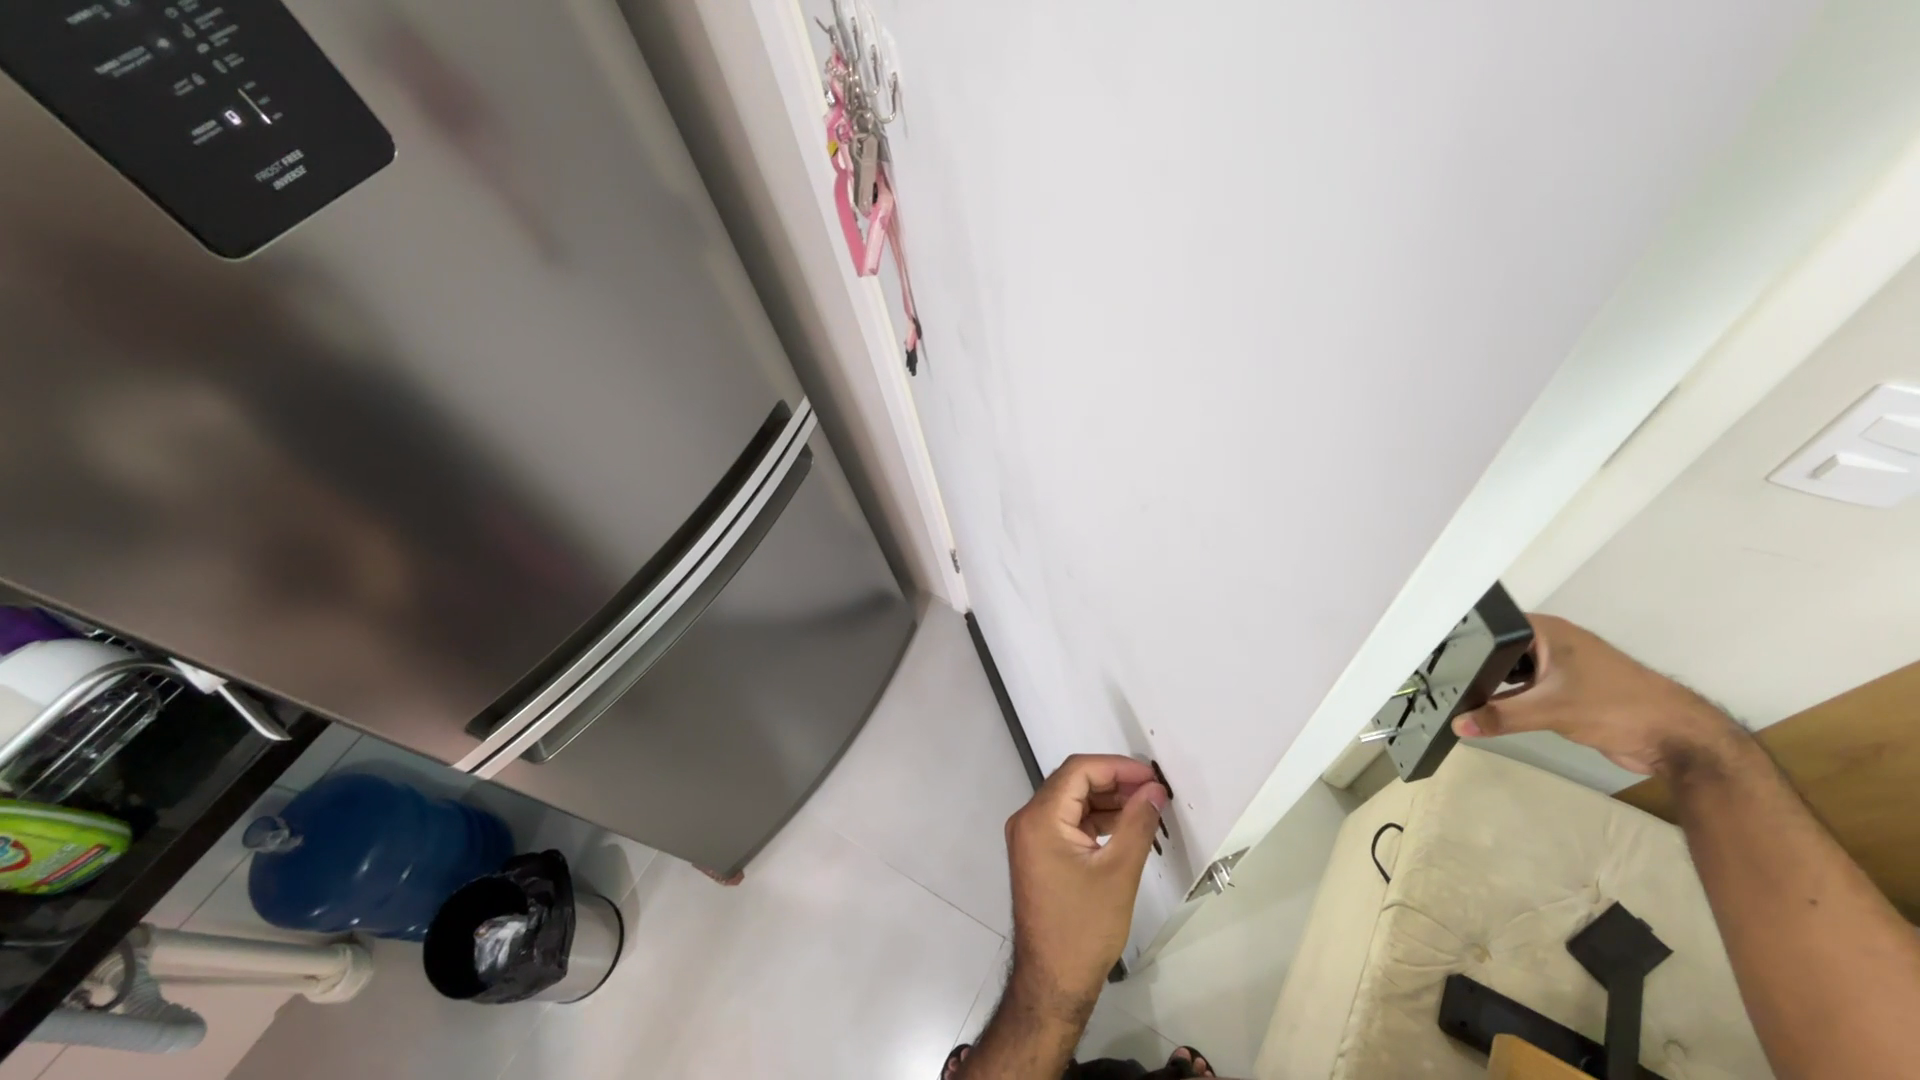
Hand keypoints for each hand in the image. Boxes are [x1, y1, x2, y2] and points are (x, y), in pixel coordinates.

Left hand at [1003, 754, 1166, 1021]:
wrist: (1054, 980)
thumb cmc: (1084, 927)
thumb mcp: (1119, 871)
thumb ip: (1137, 823)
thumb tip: (1154, 790)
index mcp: (1040, 819)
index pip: (1078, 771)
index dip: (1118, 767)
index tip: (1152, 778)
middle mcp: (1028, 821)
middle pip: (1074, 783)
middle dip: (1115, 782)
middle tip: (1154, 793)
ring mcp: (1031, 839)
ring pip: (1073, 802)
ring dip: (1108, 801)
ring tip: (1148, 809)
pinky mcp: (1040, 855)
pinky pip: (1069, 823)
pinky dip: (1097, 821)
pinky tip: (1127, 828)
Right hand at [1452, 614, 1741, 776]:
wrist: (1675, 739)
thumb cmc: (1617, 707)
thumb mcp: (1550, 711)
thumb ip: (1500, 717)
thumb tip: (1457, 724)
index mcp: (1549, 632)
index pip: (1494, 625)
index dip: (1463, 636)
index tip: (1429, 650)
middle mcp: (1551, 644)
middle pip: (1498, 649)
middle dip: (1472, 664)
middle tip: (1431, 675)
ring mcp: (1559, 668)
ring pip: (1510, 672)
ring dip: (1490, 685)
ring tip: (1449, 692)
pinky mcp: (1564, 692)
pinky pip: (1523, 691)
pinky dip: (1507, 700)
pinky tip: (1483, 710)